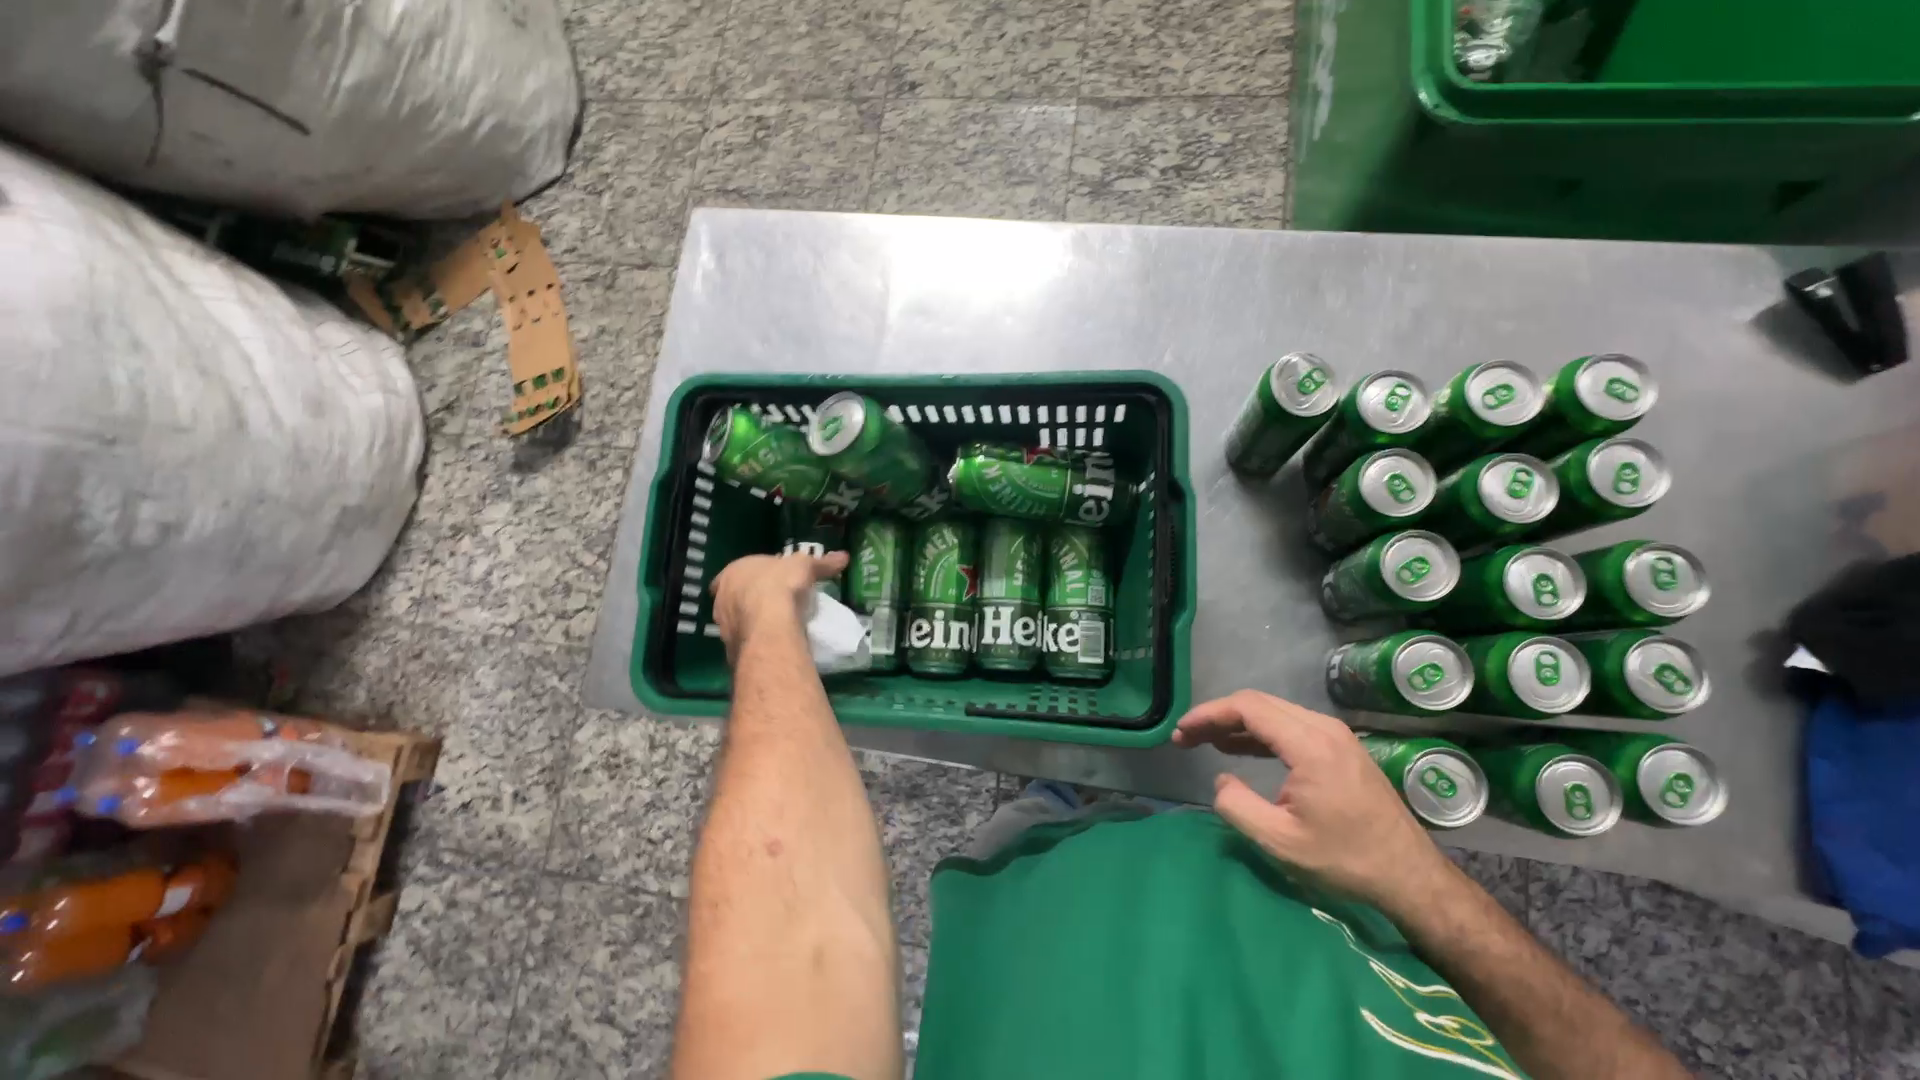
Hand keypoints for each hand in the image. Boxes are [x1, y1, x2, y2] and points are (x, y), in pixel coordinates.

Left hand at [711, 551, 849, 658]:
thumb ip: (822, 563)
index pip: (737, 572)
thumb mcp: (806, 566)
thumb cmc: (781, 585)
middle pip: (735, 597)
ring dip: (752, 622)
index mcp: (733, 572)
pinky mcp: (731, 648)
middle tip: (774, 604)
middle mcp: (722, 598)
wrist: (768, 626)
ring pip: (738, 621)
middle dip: (750, 599)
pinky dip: (757, 642)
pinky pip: (745, 642)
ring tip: (776, 626)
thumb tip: (843, 557)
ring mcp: (724, 625)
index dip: (753, 576)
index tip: (769, 581)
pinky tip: (772, 643)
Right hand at [1173, 690, 1453, 912]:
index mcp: (1309, 745)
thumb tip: (1221, 781)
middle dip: (1218, 716)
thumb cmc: (1344, 860)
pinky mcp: (1342, 749)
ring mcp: (1337, 737)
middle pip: (1260, 704)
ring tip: (1204, 742)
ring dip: (1238, 724)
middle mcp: (1324, 729)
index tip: (1181, 732)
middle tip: (1186, 738)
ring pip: (1276, 713)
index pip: (1248, 708)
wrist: (1409, 875)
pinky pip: (1292, 727)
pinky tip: (1240, 748)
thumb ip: (1237, 806)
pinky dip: (1260, 733)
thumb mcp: (1280, 841)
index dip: (1209, 715)